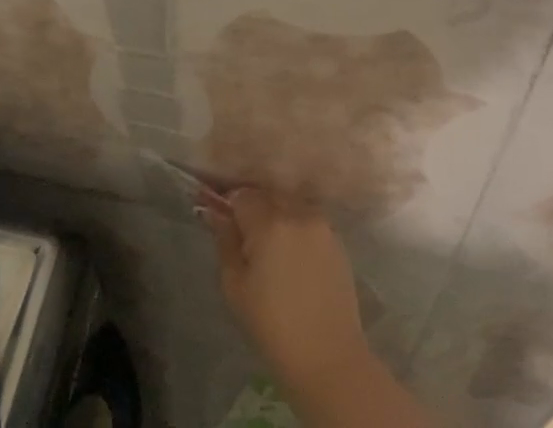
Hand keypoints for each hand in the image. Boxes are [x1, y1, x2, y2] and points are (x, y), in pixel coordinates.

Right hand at [204, 189, 369, 390]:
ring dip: (274, 214)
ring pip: (290, 205)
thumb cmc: (271, 325)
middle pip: (267, 195)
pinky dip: (294, 226)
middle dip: (251, 207)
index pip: (242, 195)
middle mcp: (299, 215)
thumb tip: (215, 213)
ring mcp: (323, 227)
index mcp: (270, 224)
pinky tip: (288, 254)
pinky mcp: (338, 242)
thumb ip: (224, 241)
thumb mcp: (234, 285)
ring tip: (265, 245)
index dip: (227, 204)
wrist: (328, 357)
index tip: (218, 219)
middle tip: (240, 234)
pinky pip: (308, 221)